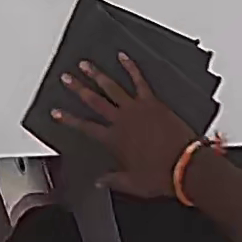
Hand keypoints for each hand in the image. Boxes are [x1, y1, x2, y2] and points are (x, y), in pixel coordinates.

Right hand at [52, 51, 200, 197]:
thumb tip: (99, 182)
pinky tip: (123, 56)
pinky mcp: (151, 102)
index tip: (56, 111)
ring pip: (111, 87)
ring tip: (85, 64)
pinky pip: (138, 80)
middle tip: (66, 77)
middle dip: (78, 88)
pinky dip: (130, 67)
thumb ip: (113, 180)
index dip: (68, 119)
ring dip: (96, 74)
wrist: (186, 168)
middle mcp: (121, 120)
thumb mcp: (133, 184)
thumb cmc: (161, 176)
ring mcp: (135, 108)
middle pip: (94, 100)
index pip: (85, 127)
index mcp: (114, 139)